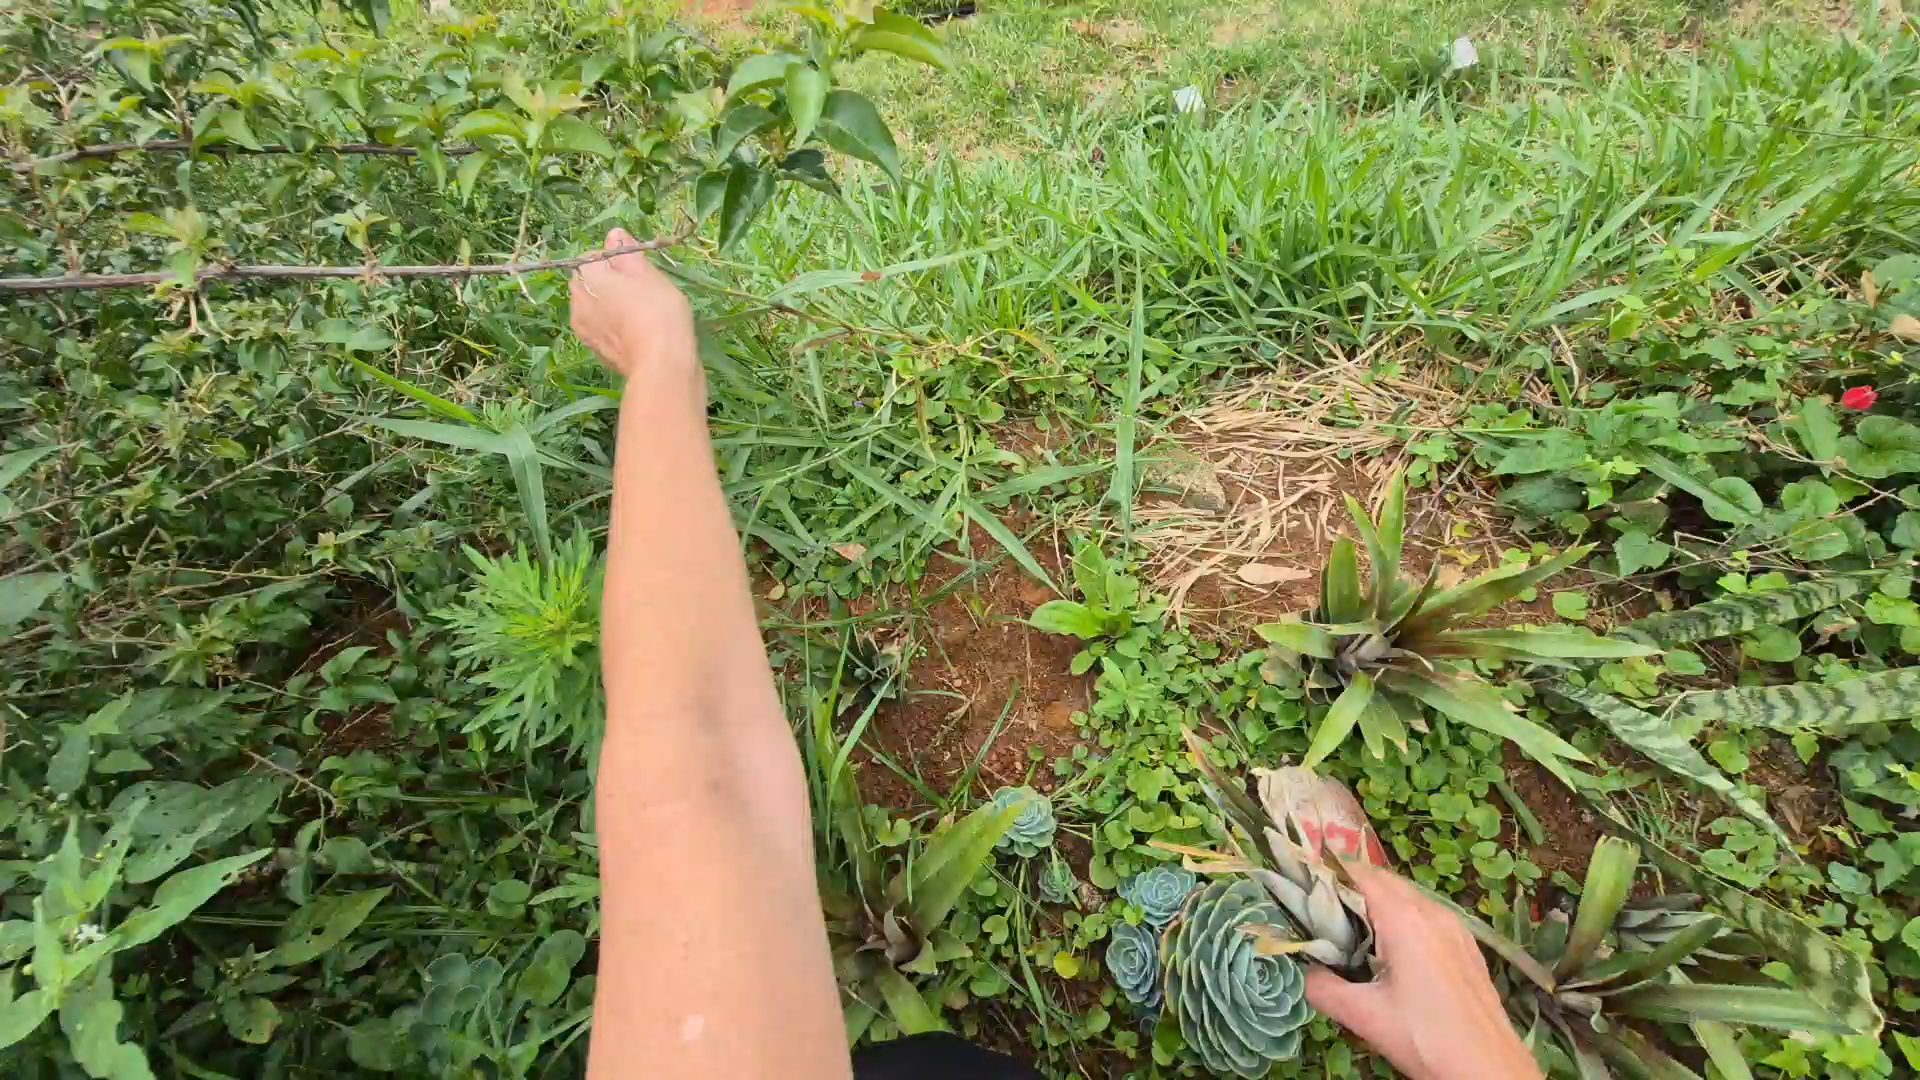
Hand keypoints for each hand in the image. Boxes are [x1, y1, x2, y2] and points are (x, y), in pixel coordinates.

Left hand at [569, 228, 696, 382]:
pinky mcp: (597, 352)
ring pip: (598, 309)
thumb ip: (627, 252)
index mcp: (586, 275)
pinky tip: (639, 337)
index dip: (619, 263)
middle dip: (612, 286)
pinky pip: (605, 332)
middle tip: (644, 295)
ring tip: (643, 318)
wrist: (662, 365)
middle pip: (593, 284)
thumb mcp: (648, 273)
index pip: (596, 258)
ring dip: (613, 309)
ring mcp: (584, 330)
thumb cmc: (657, 312)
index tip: (641, 274)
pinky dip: (617, 331)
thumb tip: (615, 235)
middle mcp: (577, 300)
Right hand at [1306, 861, 1541, 1079]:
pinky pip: (1425, 913)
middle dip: (1349, 886)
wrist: (1495, 1079)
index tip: (1303, 887)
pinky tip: (1392, 950)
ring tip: (1353, 929)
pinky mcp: (1467, 945)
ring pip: (1405, 894)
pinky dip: (1401, 916)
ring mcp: (1454, 927)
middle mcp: (1430, 912)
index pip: (1358, 872)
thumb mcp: (1364, 1017)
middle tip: (1322, 910)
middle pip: (1381, 878)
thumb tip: (1300, 968)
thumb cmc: (1428, 1040)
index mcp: (1403, 918)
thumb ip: (1321, 986)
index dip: (1327, 873)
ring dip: (1376, 900)